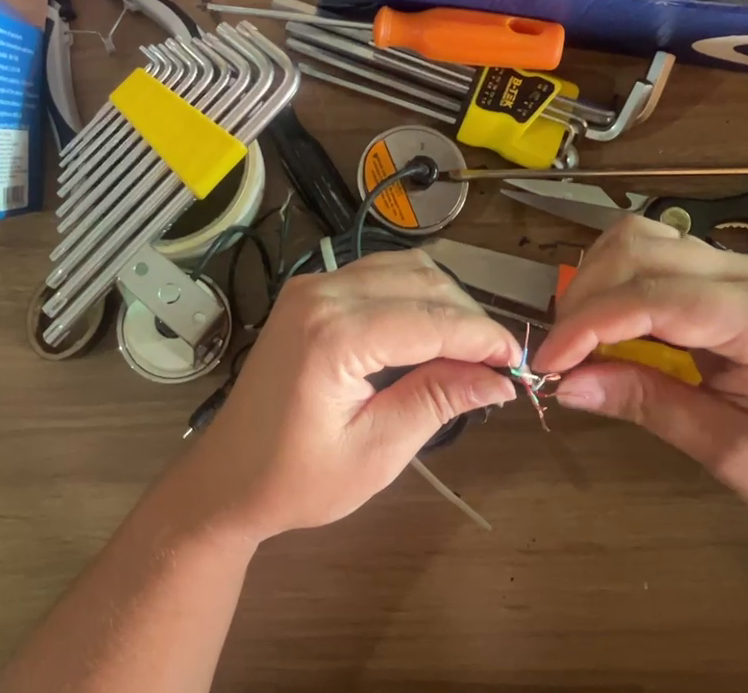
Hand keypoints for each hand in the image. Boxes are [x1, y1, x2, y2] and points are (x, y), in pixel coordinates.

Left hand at [166, 249, 520, 545]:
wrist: (227, 475)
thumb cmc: (295, 478)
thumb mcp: (376, 450)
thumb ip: (437, 400)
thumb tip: (500, 377)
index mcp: (334, 334)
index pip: (432, 318)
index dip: (484, 338)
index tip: (520, 364)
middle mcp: (321, 293)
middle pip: (423, 282)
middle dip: (469, 318)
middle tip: (497, 365)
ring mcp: (311, 286)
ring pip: (404, 269)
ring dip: (444, 302)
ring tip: (468, 352)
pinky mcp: (309, 292)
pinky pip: (378, 275)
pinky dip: (414, 295)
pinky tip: (429, 333)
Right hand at [533, 217, 747, 568]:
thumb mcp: (727, 451)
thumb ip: (646, 404)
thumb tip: (565, 384)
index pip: (657, 297)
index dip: (590, 323)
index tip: (547, 364)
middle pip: (639, 250)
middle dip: (584, 298)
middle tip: (561, 356)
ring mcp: (739, 267)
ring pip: (638, 239)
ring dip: (594, 281)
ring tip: (580, 337)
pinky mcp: (724, 273)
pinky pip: (651, 251)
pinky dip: (612, 278)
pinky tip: (607, 321)